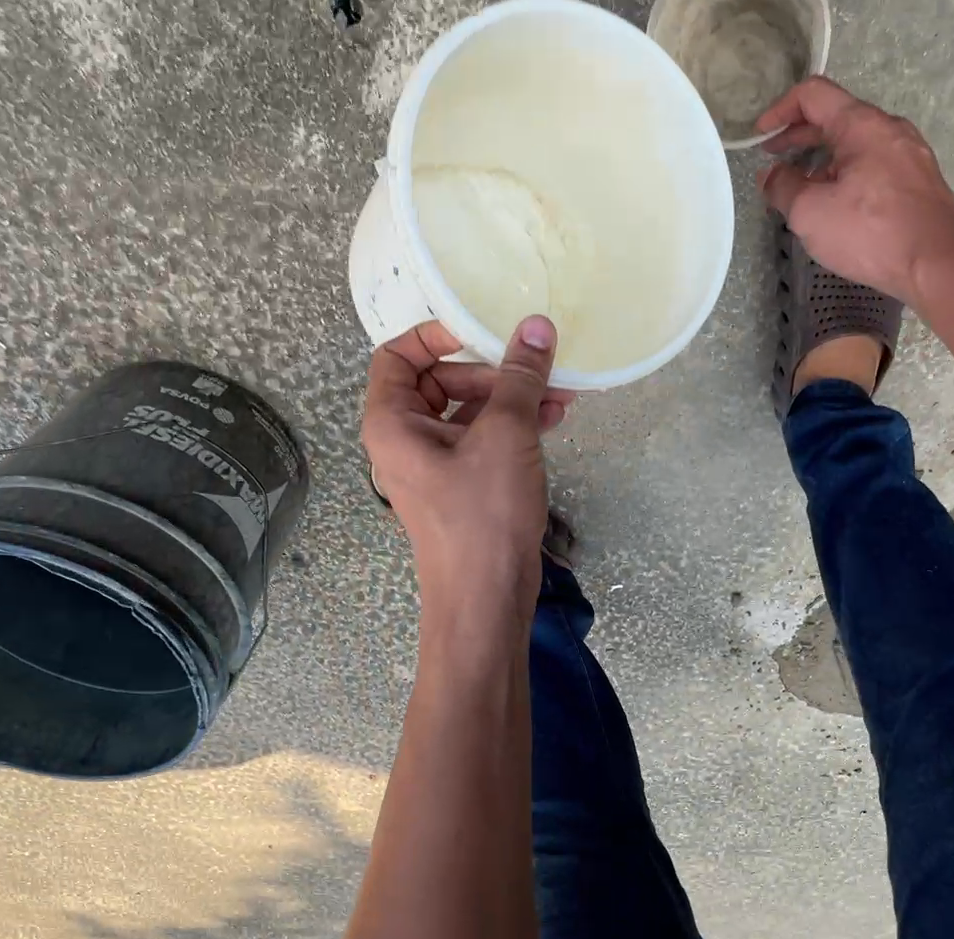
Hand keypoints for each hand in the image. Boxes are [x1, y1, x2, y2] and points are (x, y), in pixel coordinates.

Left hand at [361, 316, 573, 612]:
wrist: (487, 597)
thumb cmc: (483, 514)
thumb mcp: (505, 435)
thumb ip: (520, 377)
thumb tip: (538, 325)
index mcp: (392, 422)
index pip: (398, 355)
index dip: (436, 334)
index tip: (482, 330)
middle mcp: (407, 440)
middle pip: (442, 380)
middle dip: (492, 372)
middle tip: (534, 375)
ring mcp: (436, 465)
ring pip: (471, 412)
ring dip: (513, 399)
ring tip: (561, 394)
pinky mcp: (464, 486)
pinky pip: (485, 441)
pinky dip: (515, 427)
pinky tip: (554, 419)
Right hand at [756, 77, 953, 304]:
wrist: (936, 263)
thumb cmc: (869, 232)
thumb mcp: (810, 212)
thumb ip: (783, 188)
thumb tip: (771, 176)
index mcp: (862, 125)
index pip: (813, 95)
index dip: (779, 110)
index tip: (760, 135)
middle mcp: (890, 129)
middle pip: (836, 117)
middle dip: (799, 136)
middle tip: (773, 158)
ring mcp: (909, 154)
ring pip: (856, 144)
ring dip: (823, 159)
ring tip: (801, 188)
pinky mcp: (918, 181)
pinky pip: (874, 165)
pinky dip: (846, 174)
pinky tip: (837, 204)